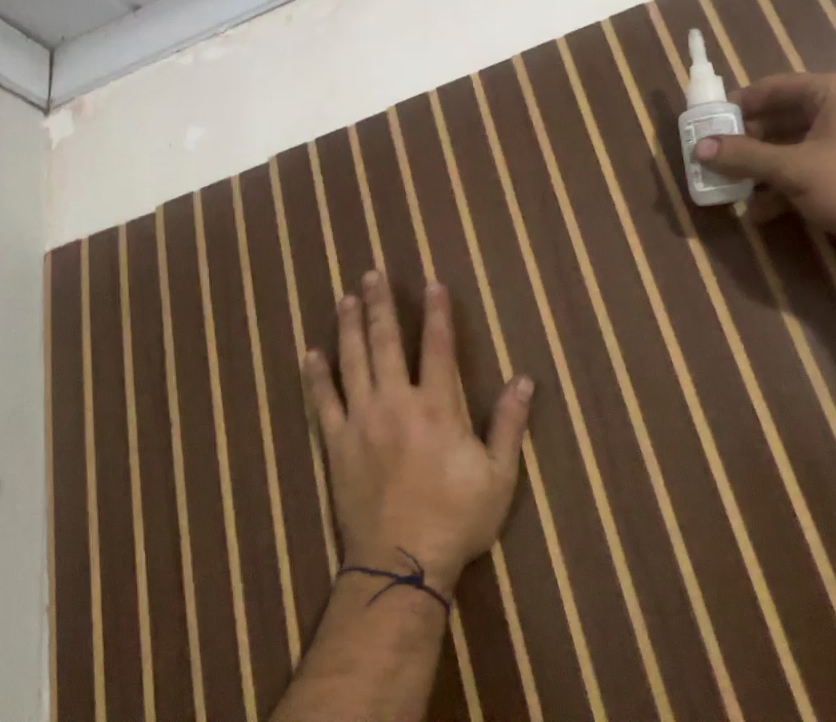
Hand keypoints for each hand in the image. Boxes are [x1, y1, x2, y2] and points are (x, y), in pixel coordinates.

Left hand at [302, 270, 533, 593]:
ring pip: (352, 362)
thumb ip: (508, 424)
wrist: (400, 560)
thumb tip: (524, 379)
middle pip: (386, 343)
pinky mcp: (336, 444)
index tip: (431, 282)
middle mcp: (396, 403)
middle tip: (372, 274)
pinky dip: (316, 376)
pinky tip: (311, 353)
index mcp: (438, 407)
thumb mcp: (499, 475)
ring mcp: (361, 421)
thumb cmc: (457, 518)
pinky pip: (322, 402)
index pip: (437, 347)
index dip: (436, 313)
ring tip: (347, 298)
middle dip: (381, 306)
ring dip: (349, 327)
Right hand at [695, 72, 835, 269]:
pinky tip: (765, 213)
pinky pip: (813, 170)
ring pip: (795, 149)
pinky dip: (788, 186)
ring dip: (764, 171)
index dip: (736, 106)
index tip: (705, 126)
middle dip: (747, 145)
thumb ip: (745, 157)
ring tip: (734, 194)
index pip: (772, 88)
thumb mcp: (795, 170)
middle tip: (715, 163)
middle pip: (781, 119)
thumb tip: (699, 147)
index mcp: (833, 92)